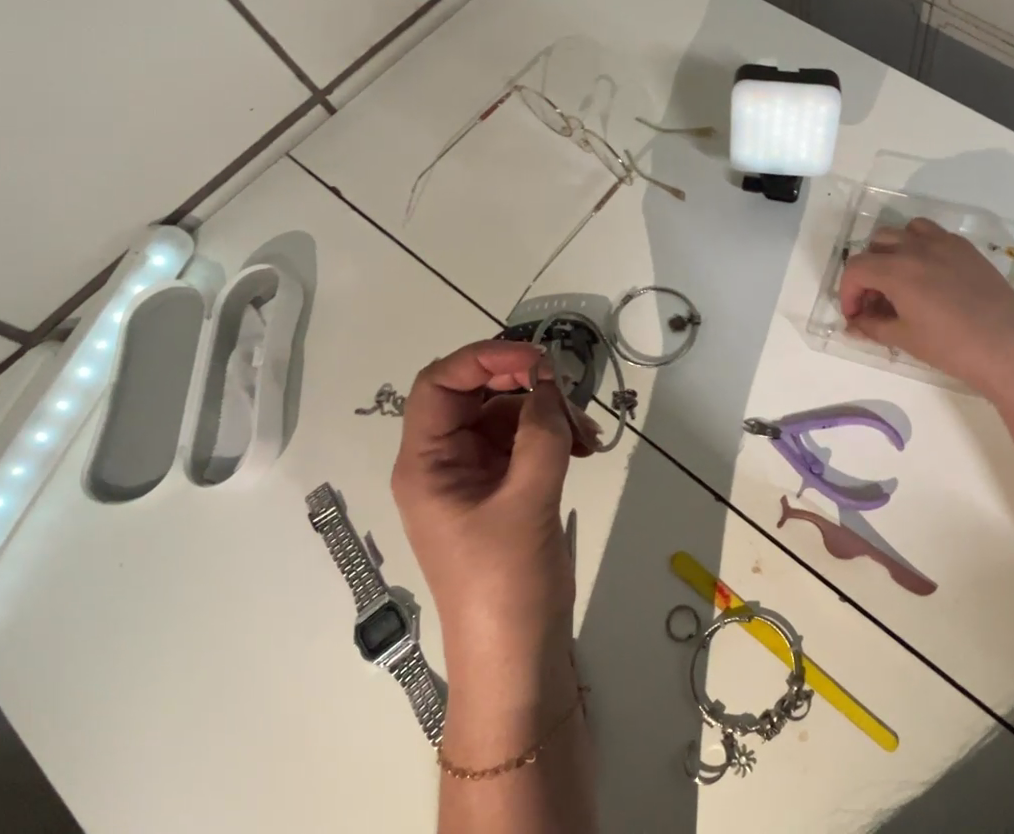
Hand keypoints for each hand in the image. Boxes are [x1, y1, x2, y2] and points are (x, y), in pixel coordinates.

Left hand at [390, 340, 594, 666]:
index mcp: (425, 464)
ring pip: (506, 417)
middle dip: (526, 387)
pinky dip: (553, 437)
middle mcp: (443, 463)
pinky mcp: (502, 492)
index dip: (485, 358)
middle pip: (476, 396)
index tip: (539, 359)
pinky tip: (584, 449)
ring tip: (588, 437)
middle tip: (572, 397)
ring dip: (548, 414)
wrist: (518, 654)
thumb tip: (549, 379)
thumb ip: (541, 433)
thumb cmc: (507, 581)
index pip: (440, 384)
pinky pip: (524, 444)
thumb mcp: (528, 500)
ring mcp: (473, 477)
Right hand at [839, 218, 1013, 398]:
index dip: (848, 293)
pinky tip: (930, 277)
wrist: (1007, 347)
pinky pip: (933, 235)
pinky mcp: (967, 249)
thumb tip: (854, 324)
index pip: (856, 268)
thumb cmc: (951, 347)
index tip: (856, 316)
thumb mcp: (905, 339)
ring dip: (893, 252)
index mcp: (898, 271)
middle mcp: (918, 248)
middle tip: (876, 302)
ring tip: (900, 282)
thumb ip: (873, 326)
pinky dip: (920, 248)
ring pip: (905, 232)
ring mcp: (945, 243)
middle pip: (877, 244)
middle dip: (868, 271)